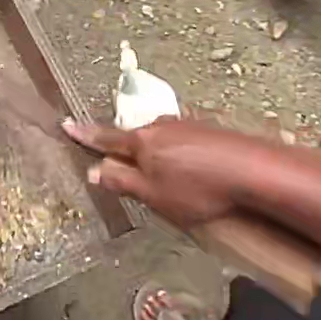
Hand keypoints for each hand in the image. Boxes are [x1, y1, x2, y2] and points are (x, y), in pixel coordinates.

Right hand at [62, 117, 269, 226]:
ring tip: (166, 177)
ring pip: (161, 139)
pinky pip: (184, 141)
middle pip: (135, 138)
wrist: (252, 170)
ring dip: (157, 154)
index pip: (106, 138)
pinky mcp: (209, 130)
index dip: (85, 135)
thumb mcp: (152, 194)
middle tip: (122, 164)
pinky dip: (180, 155)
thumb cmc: (199, 187)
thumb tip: (95, 172)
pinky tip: (193, 170)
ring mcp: (187, 125)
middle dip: (127, 150)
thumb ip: (122, 182)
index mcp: (142, 142)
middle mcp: (162, 126)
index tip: (68, 124)